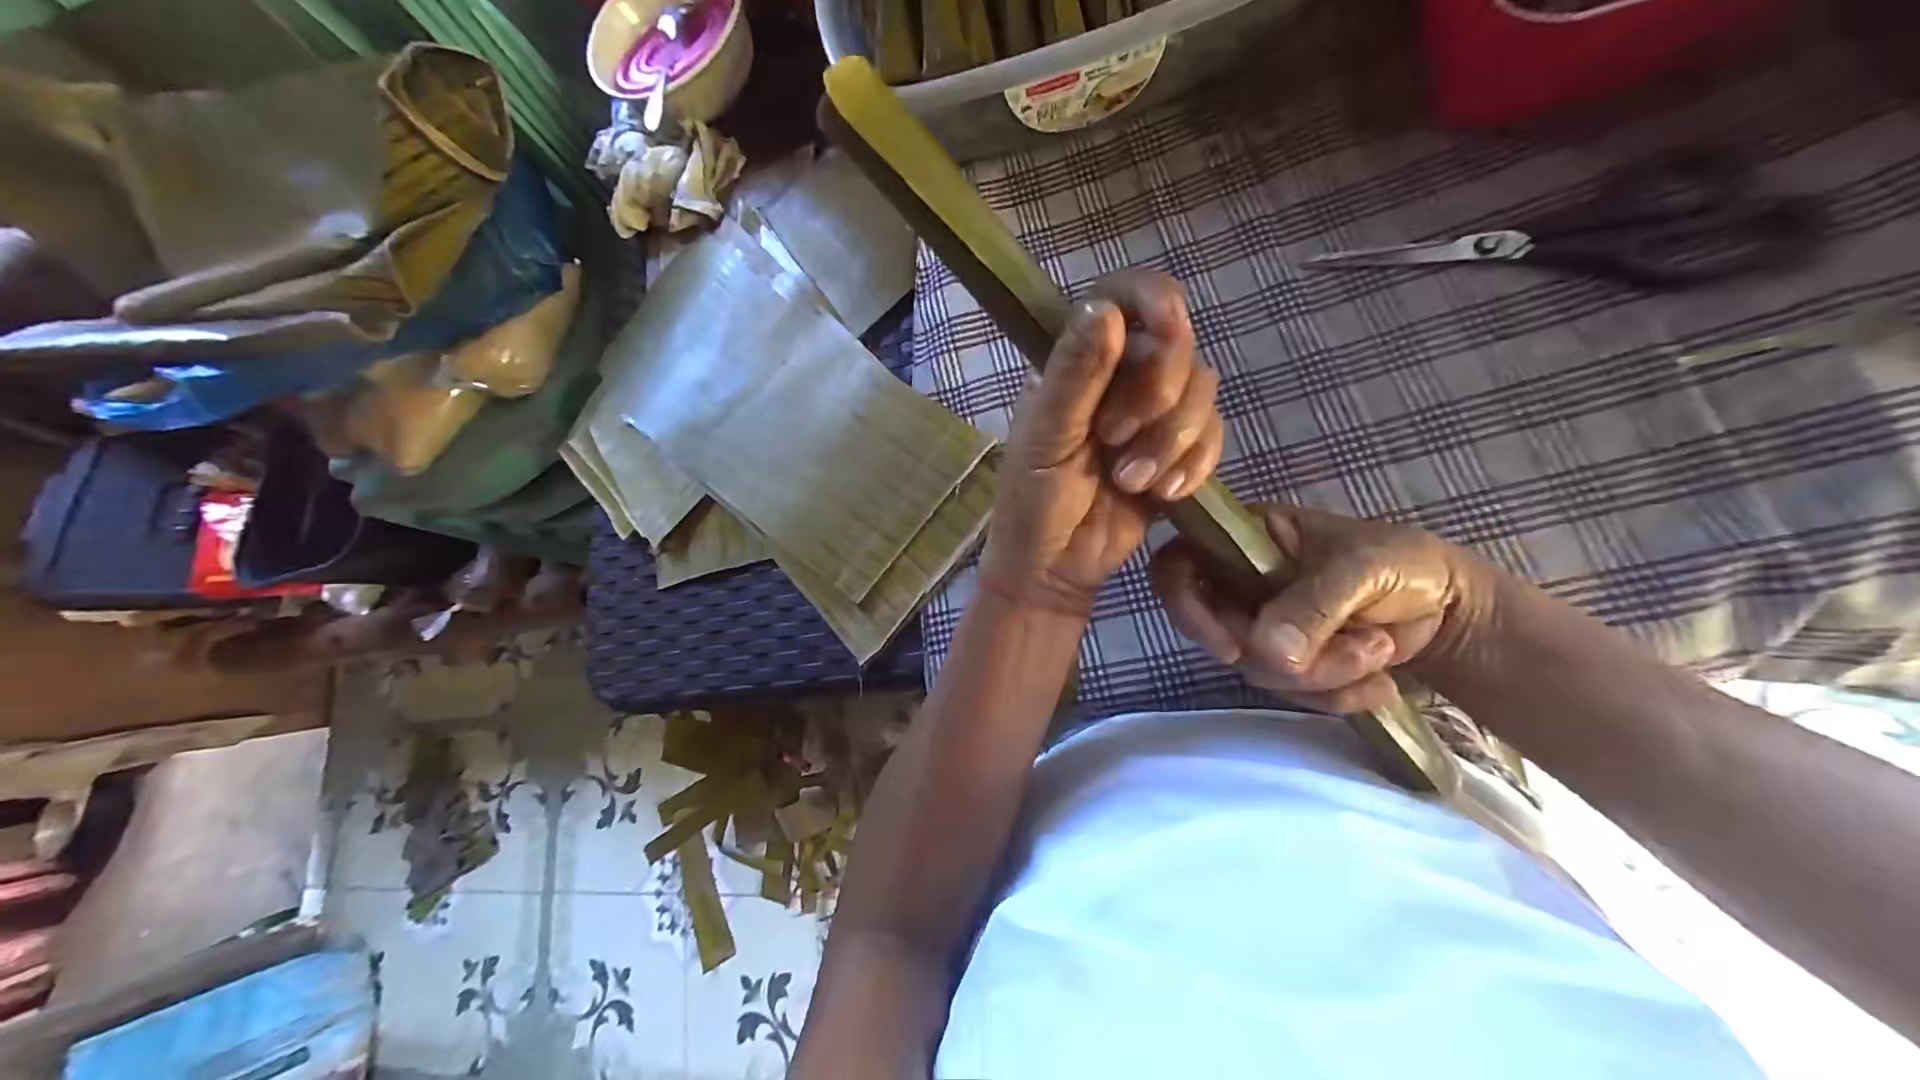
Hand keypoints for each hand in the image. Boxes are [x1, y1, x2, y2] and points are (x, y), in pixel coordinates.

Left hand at [981, 271, 1223, 614]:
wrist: (1054, 567)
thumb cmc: (1032, 502)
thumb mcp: (1044, 439)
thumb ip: (1074, 376)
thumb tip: (1105, 309)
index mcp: (1076, 361)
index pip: (1124, 297)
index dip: (1154, 300)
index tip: (1170, 324)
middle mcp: (1119, 376)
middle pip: (1177, 345)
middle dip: (1156, 396)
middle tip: (1112, 438)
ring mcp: (1152, 413)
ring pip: (1202, 389)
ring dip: (1171, 439)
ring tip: (1131, 482)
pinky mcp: (1177, 450)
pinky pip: (1212, 434)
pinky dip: (1194, 463)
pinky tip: (1164, 494)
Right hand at [1149, 505, 1488, 711]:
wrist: (1455, 611)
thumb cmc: (1403, 563)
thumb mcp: (1363, 568)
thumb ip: (1312, 604)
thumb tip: (1267, 652)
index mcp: (1244, 539)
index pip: (1176, 565)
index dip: (1183, 604)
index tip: (1229, 646)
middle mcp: (1238, 582)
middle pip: (1215, 630)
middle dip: (1282, 654)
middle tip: (1352, 650)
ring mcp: (1260, 625)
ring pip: (1255, 668)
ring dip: (1322, 673)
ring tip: (1378, 651)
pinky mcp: (1285, 662)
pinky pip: (1287, 691)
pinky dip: (1335, 696)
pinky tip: (1379, 680)